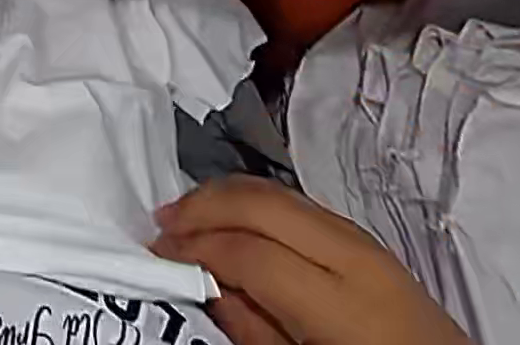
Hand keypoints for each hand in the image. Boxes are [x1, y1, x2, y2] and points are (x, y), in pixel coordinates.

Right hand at [151, 176, 468, 344]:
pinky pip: (290, 199)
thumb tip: (203, 284)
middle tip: (161, 223)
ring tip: (183, 213)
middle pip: (259, 202)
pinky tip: (224, 213)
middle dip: (202, 206)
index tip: (158, 255)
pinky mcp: (360, 234)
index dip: (197, 249)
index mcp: (349, 305)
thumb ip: (255, 331)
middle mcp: (355, 255)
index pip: (252, 253)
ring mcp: (361, 237)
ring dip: (220, 195)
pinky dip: (247, 198)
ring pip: (272, 188)